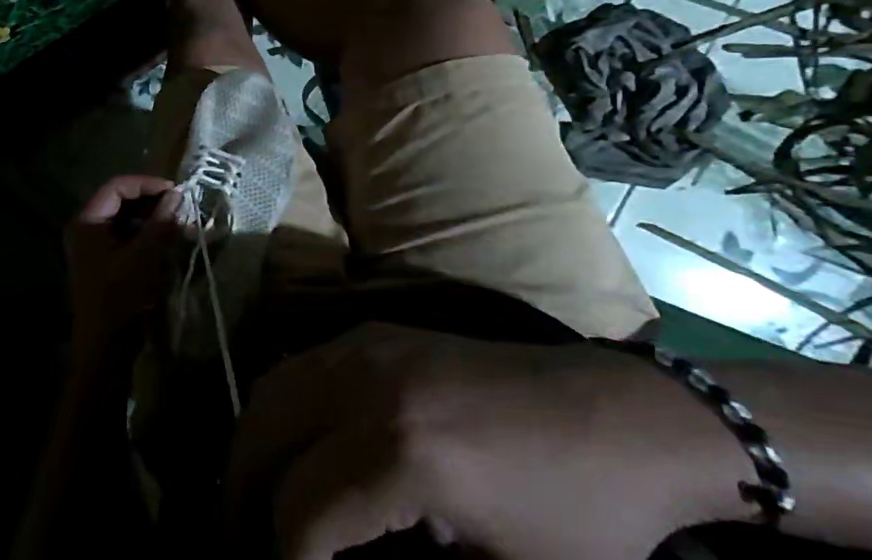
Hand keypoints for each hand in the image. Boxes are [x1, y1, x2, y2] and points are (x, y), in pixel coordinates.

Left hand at [65, 175, 182, 353]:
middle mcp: (86, 228)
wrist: (104, 348)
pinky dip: (147, 235)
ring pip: (126, 220)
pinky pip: (126, 237)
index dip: (147, 184)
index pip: (117, 187)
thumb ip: (161, 223)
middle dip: (151, 201)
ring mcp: (94, 246)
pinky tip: (169, 240)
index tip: (176, 191)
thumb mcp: (144, 258)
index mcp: (87, 222)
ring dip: (152, 218)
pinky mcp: (104, 262)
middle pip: (120, 201)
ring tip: (180, 223)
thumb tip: (178, 196)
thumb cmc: (119, 298)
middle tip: (181, 206)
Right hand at [227, 324, 751, 559]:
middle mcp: (366, 384)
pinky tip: (297, 445)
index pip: (302, 511)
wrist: (625, 417)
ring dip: (256, 446)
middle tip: (251, 542)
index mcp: (403, 453)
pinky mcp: (373, 333)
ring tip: (260, 496)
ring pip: (271, 390)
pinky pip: (299, 368)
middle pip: (265, 434)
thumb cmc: (583, 517)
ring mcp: (365, 346)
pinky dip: (281, 410)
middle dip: (245, 495)